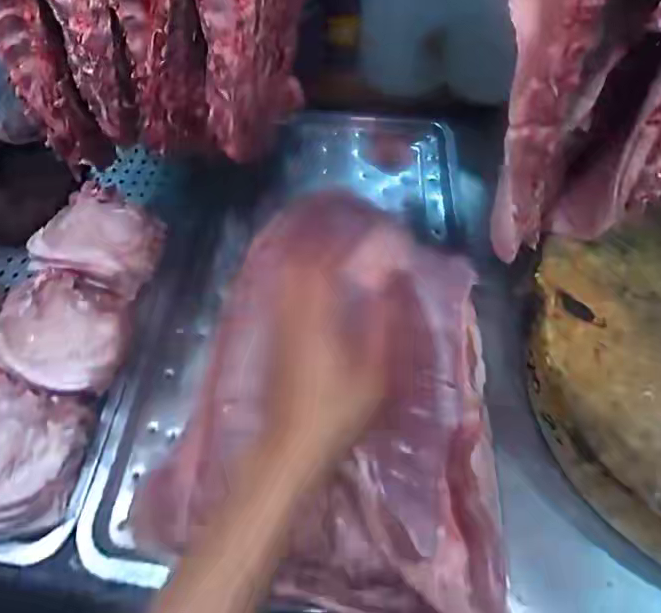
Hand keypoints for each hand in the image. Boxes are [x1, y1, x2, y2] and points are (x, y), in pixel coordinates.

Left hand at [262, 236, 403, 466]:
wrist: (288, 442)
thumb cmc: (336, 411)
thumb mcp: (373, 371)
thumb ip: (383, 319)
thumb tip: (391, 276)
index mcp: (317, 306)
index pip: (334, 254)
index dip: (358, 237)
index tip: (382, 228)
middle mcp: (291, 299)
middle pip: (306, 248)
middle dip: (331, 228)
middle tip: (356, 218)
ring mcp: (275, 309)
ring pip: (289, 259)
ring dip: (312, 240)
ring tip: (337, 230)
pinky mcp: (269, 322)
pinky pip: (280, 275)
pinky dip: (296, 259)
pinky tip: (311, 262)